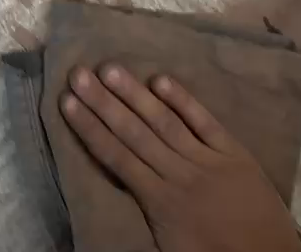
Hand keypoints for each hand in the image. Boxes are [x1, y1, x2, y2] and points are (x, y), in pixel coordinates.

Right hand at [61, 64, 300, 251]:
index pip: (116, 158)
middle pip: (133, 133)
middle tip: (78, 73)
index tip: (65, 102)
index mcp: (160, 203)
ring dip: (135, 95)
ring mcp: (207, 161)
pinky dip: (184, 101)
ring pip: (164, 123)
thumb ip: (142, 212)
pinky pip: (205, 123)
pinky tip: (160, 79)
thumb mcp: (170, 246)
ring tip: (109, 68)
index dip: (89, 128)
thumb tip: (108, 187)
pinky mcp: (234, 154)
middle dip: (102, 102)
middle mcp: (178, 175)